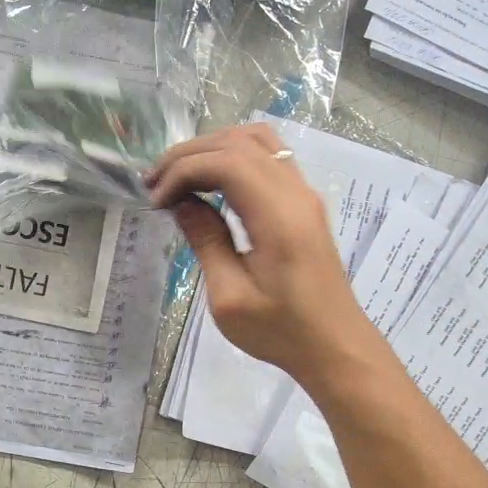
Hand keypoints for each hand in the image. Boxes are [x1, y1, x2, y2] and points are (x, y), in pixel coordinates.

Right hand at [146, 124, 362, 370]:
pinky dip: (232, 159)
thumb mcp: (230, 297)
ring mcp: (304, 195)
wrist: (333, 345)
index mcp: (277, 216)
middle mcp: (295, 193)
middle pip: (239, 143)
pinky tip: (208, 184)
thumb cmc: (280, 331)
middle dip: (190, 155)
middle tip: (154, 183)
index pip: (226, 163)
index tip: (154, 200)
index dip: (183, 171)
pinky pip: (268, 158)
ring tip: (177, 177)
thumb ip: (207, 242)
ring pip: (257, 142)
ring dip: (212, 150)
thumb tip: (182, 204)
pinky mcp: (303, 204)